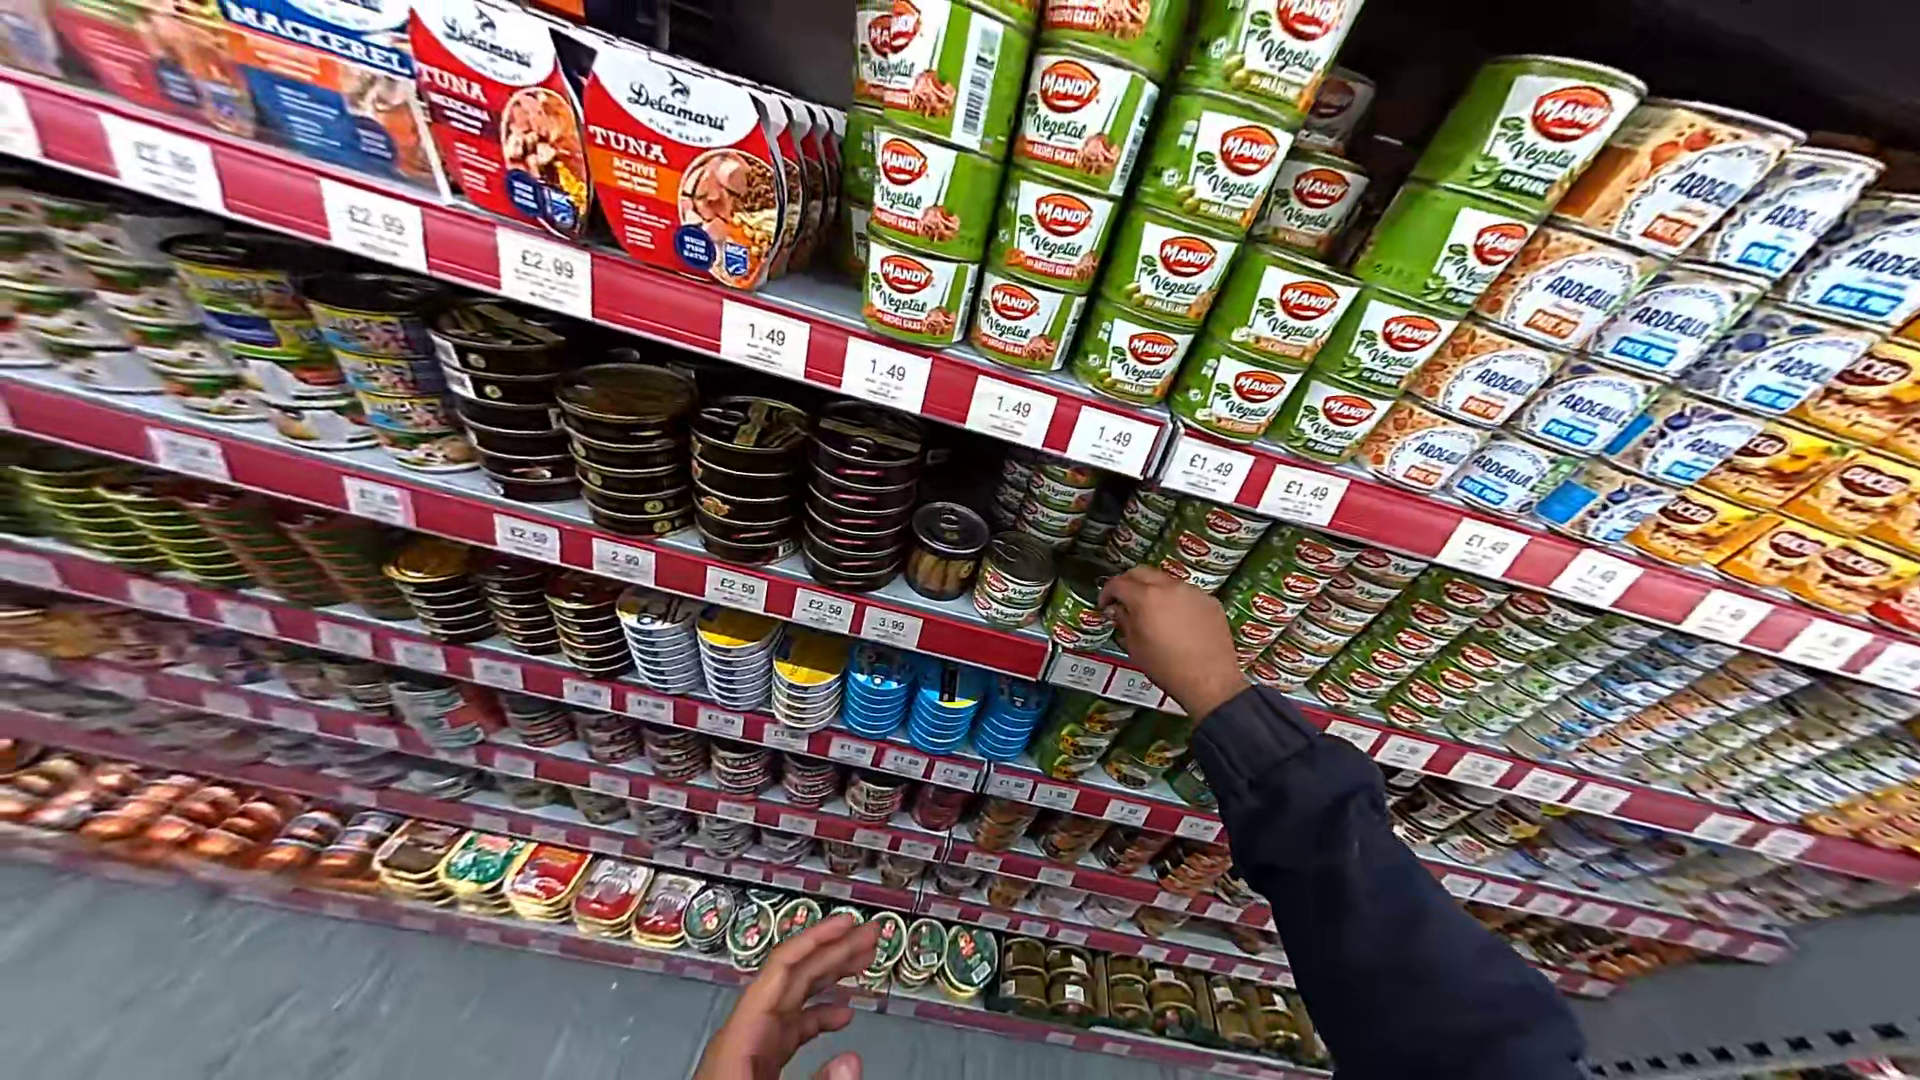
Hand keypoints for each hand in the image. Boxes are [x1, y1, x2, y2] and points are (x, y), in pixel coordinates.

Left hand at [693, 913, 883, 1079]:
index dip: (815, 939)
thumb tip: (854, 1057)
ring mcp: (752, 1052)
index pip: (780, 969)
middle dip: (834, 952)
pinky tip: (844, 1017)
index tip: (848, 923)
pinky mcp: (758, 1070)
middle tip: (873, 936)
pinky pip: (792, 1032)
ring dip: (832, 978)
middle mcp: (747, 1034)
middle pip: (793, 978)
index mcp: (742, 1037)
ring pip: (796, 1000)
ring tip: (867, 962)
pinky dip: (819, 1017)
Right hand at [1100, 566, 1248, 717]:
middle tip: (1123, 599)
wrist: (1210, 681)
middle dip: (1128, 582)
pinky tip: (1175, 619)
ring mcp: (1192, 592)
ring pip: (1165, 580)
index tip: (1105, 604)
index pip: (1118, 583)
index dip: (1107, 592)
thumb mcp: (1135, 647)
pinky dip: (1175, 599)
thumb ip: (1123, 621)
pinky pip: (1186, 593)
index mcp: (1146, 598)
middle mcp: (1170, 587)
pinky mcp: (1210, 601)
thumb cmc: (1167, 667)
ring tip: (1151, 609)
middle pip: (1141, 572)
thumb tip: (1118, 610)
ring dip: (1153, 589)